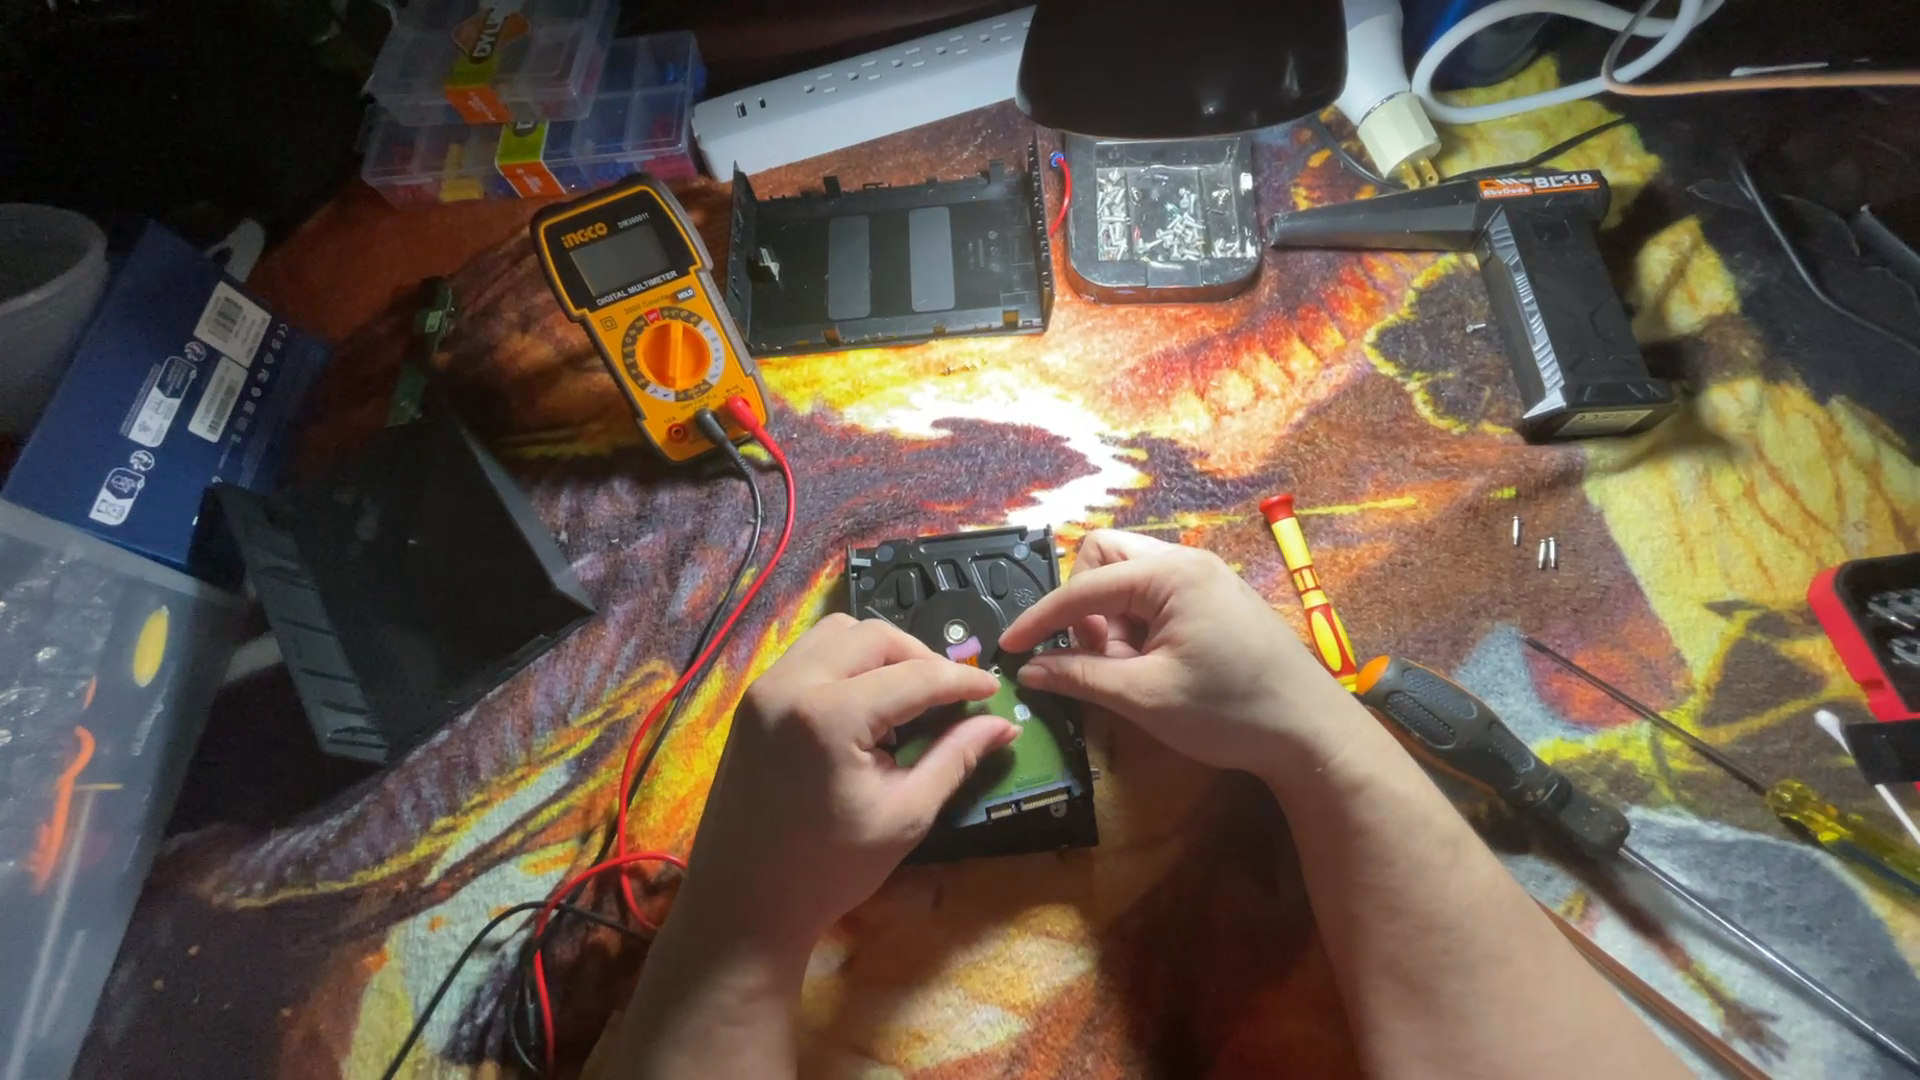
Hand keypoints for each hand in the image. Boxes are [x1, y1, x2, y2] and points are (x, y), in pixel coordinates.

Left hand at [677, 613, 1016, 948]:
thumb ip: (956, 756)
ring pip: (839, 632)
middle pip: (874, 636)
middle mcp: (792, 684)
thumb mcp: (906, 814)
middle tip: (948, 694)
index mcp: (830, 716)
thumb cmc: (829, 870)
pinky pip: (810, 653)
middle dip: (920, 657)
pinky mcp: (754, 699)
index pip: (914, 676)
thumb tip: (1005, 724)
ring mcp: (766, 687)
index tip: (993, 687)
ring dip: (881, 652)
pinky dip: (848, 661)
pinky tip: (865, 703)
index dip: (961, 679)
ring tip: (906, 695)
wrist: (742, 907)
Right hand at [999, 529, 1369, 786]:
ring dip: (1109, 616)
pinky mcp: (1212, 597)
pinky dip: (1135, 624)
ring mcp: (1202, 576)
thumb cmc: (1231, 712)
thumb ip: (1080, 677)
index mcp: (1170, 574)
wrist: (1314, 734)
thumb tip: (1029, 670)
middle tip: (1094, 652)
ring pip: (1126, 575)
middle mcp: (1185, 560)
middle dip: (1083, 603)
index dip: (1040, 618)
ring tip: (1128, 666)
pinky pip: (1152, 594)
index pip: (1084, 587)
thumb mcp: (1145, 698)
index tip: (1009, 647)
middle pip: (1104, 556)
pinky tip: (1152, 663)